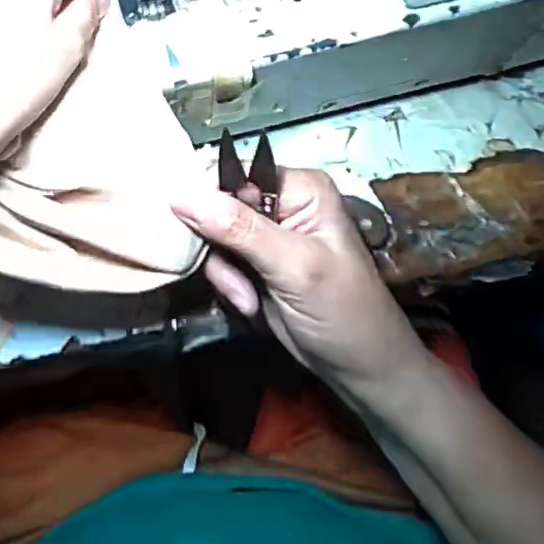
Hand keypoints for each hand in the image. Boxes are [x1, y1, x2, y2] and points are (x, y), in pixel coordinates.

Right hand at [171, 168, 427, 391]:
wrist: (361, 370)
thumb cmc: (343, 312)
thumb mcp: (294, 266)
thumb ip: (240, 229)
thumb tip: (183, 196)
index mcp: (297, 186)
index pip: (232, 173)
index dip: (206, 197)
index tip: (192, 228)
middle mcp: (280, 201)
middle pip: (217, 204)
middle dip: (220, 247)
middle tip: (238, 282)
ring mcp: (266, 232)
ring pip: (213, 235)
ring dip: (225, 272)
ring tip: (249, 299)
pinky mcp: (254, 260)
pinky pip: (219, 259)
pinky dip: (228, 284)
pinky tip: (250, 304)